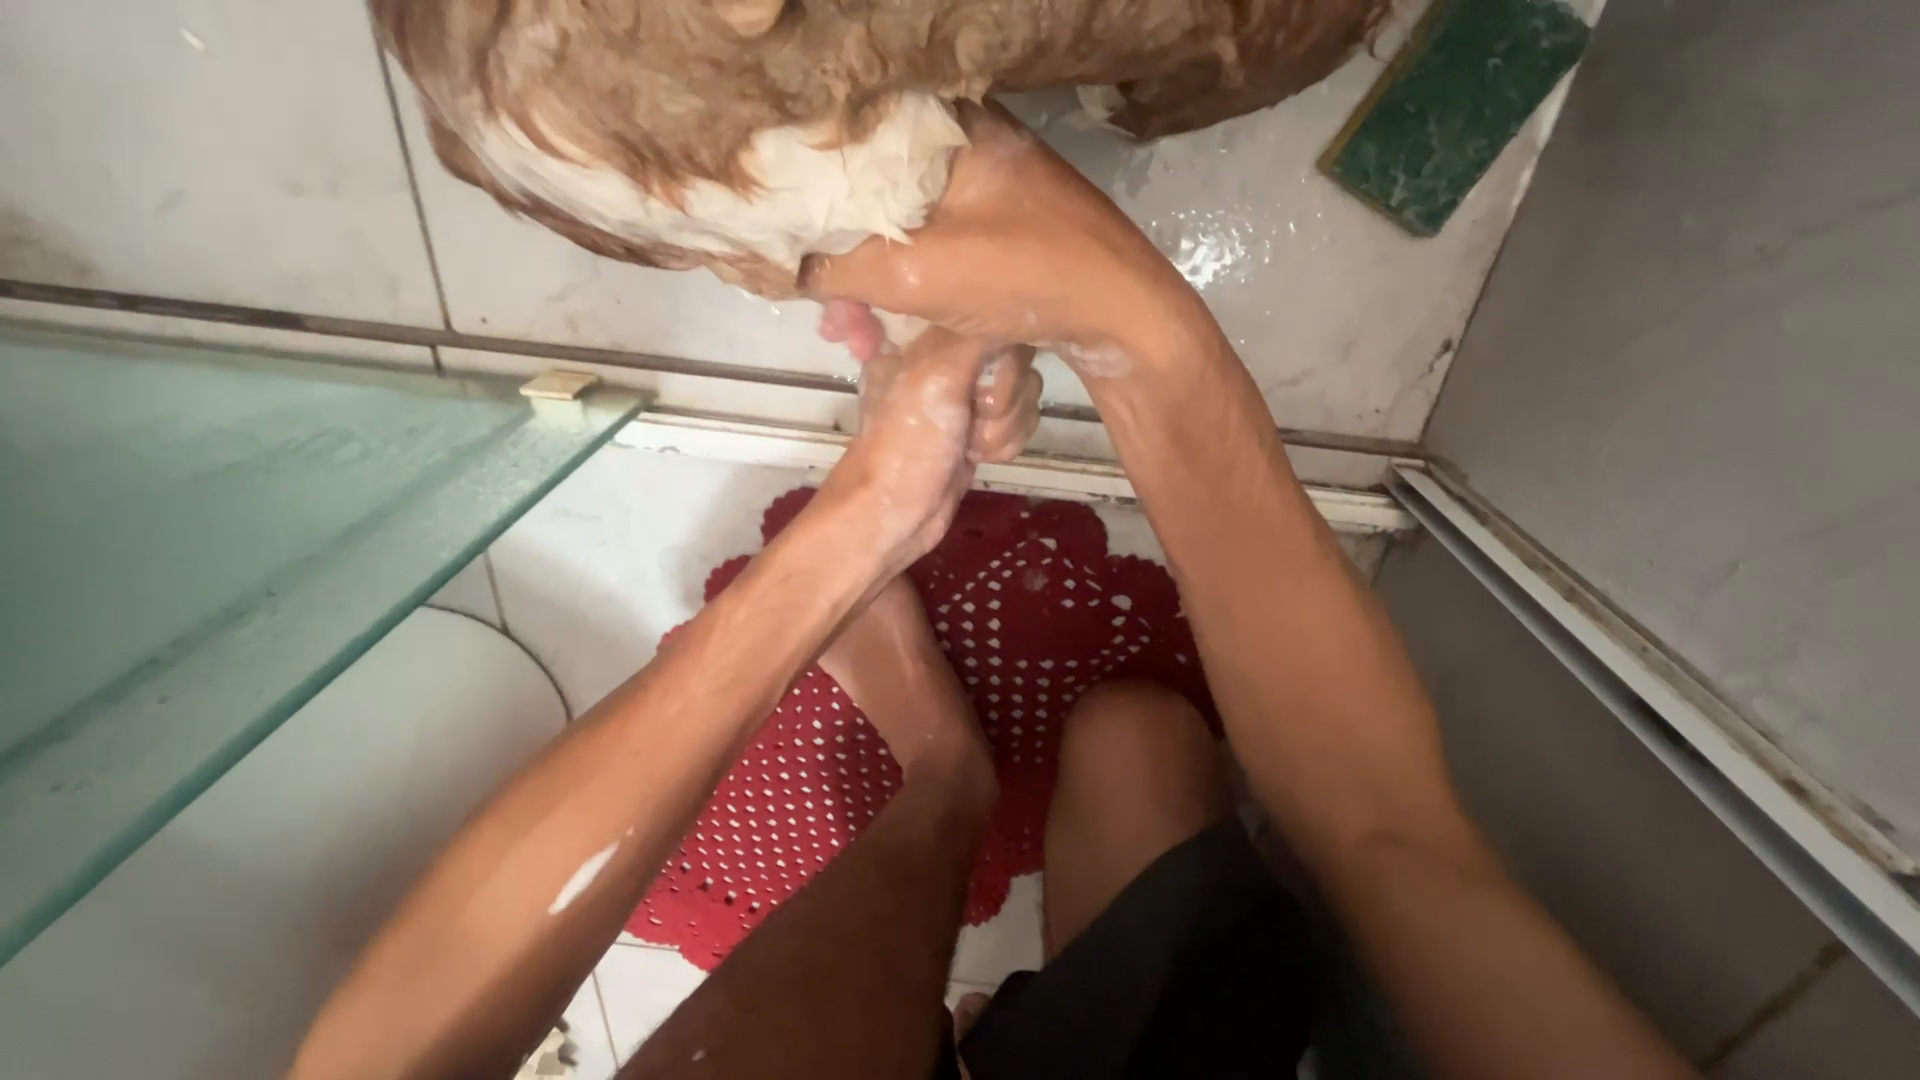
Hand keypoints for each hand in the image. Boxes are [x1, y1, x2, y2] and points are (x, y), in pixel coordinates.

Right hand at [803, 102, 1197, 370]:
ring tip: (855, 336)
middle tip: (831, 320)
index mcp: (941, 125)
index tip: (779, 248)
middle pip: (867, 193)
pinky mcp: (993, 225)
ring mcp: (979, 185)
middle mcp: (958, 142)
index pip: (842, 143)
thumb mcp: (917, 274)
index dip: (801, 196)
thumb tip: (780, 265)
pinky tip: (886, 324)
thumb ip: (839, 266)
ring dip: (867, 282)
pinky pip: (925, 247)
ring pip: (895, 227)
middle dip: (836, 261)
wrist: (1119, 315)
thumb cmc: (1023, 276)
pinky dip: (901, 283)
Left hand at [817, 329, 1034, 571]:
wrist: (894, 516)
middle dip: (1005, 399)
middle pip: (1019, 358)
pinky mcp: (981, 430)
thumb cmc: (906, 444)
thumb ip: (980, 336)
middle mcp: (948, 360)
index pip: (994, 317)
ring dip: (1005, 426)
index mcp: (926, 336)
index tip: (985, 384)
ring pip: (1025, 393)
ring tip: (970, 445)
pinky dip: (1006, 443)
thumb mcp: (938, 376)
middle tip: (973, 420)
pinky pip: (1021, 421)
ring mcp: (967, 398)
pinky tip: (977, 457)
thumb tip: (1019, 304)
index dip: (1004, 356)